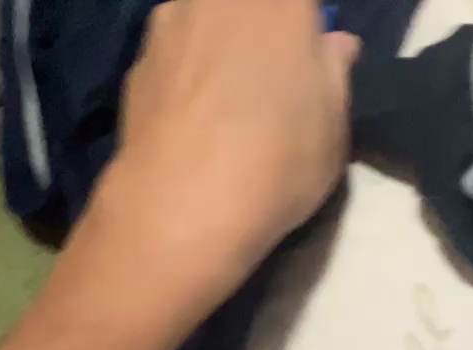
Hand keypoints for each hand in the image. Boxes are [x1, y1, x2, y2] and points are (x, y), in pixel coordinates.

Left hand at [85, 0, 358, 306]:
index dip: (305, 33)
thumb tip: (336, 45)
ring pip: (205, 23)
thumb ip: (335, 75)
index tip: (307, 65)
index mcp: (280, 2)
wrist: (186, 206)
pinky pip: (174, 57)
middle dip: (260, 38)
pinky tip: (190, 125)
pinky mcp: (137, 59)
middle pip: (248, 8)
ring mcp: (172, 20)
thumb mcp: (334, 132)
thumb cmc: (279, 164)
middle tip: (267, 88)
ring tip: (223, 109)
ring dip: (217, 51)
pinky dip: (184, 79)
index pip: (301, 4)